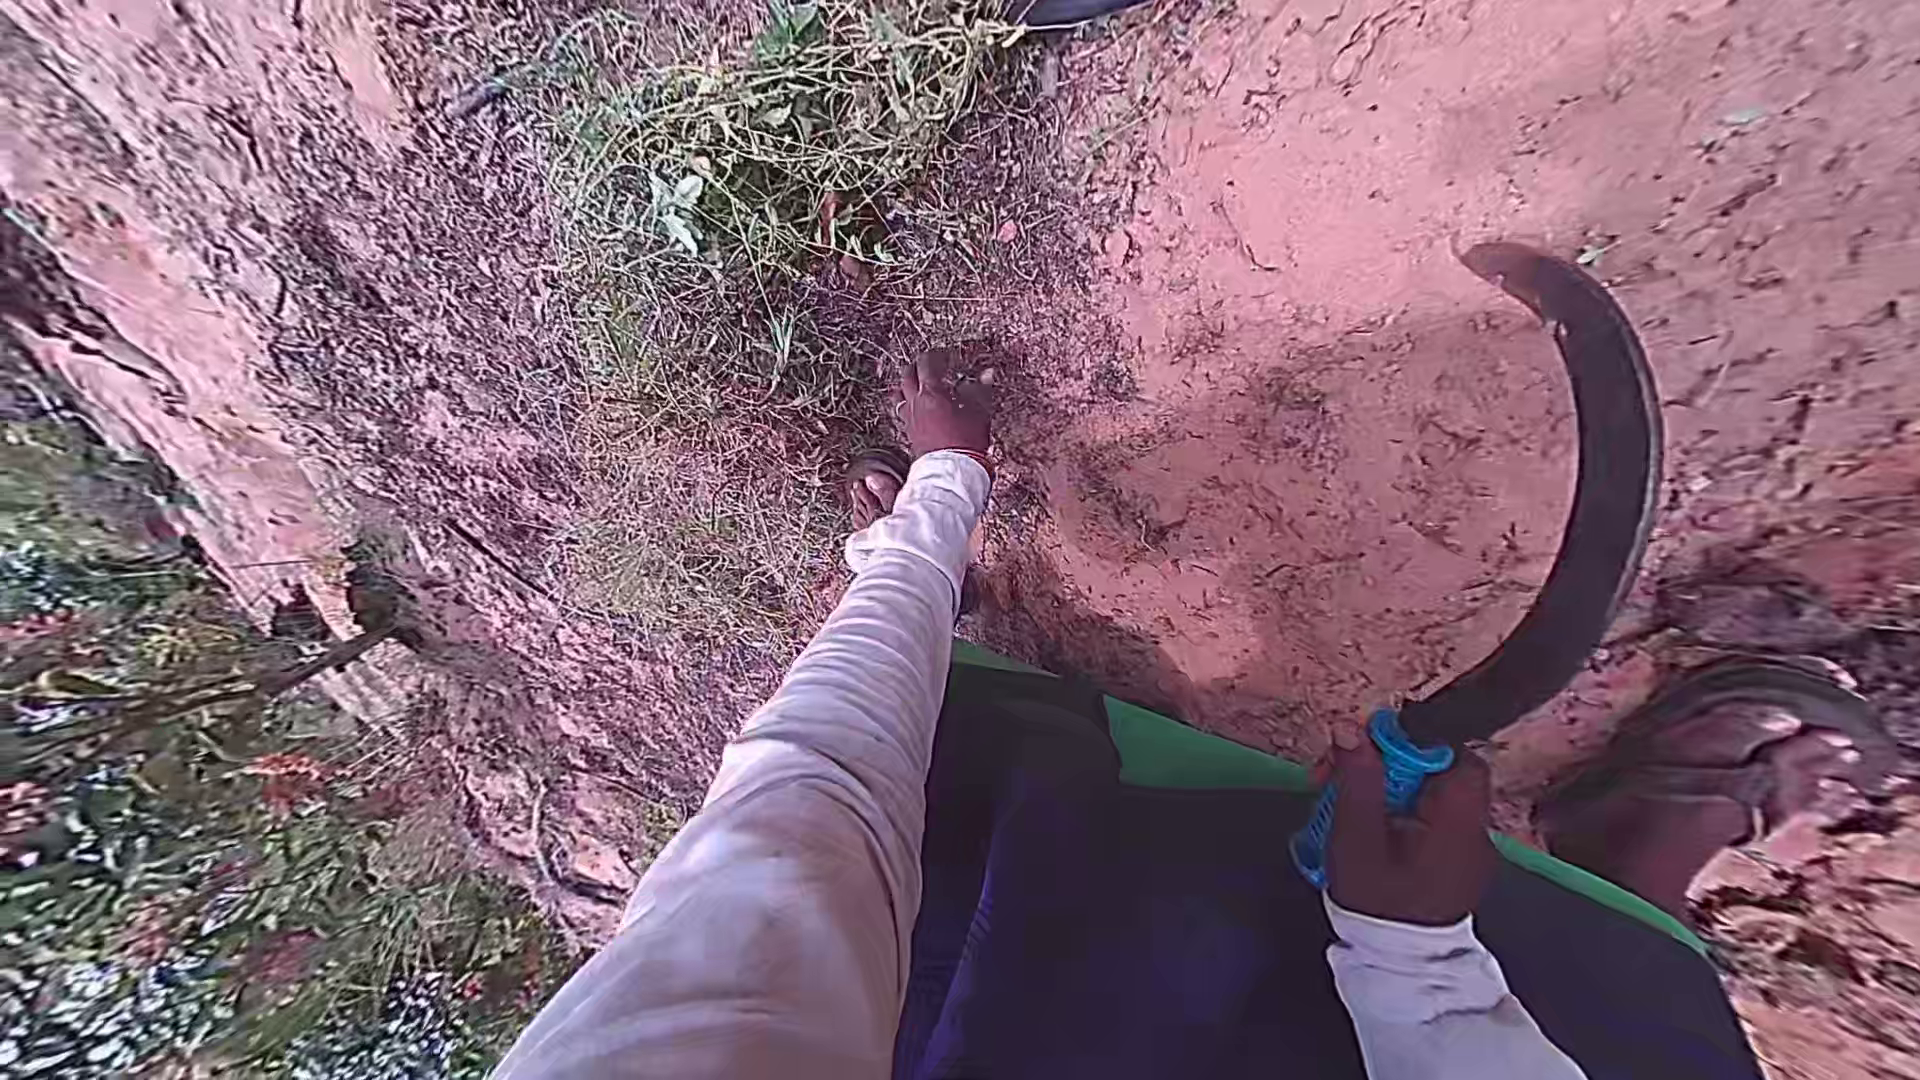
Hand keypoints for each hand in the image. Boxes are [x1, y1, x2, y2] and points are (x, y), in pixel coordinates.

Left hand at [899, 347, 990, 457]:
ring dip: (908, 384)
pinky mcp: (908, 431)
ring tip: (919, 384)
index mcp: (931, 391)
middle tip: (931, 366)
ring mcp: (909, 417)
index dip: (937, 356)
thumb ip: (981, 389)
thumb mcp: (979, 410)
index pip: (928, 363)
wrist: (952, 469)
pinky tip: (917, 406)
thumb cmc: (965, 440)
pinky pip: (902, 410)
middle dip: (919, 366)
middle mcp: (915, 401)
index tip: (946, 356)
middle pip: (908, 374)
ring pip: (900, 391)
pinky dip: (908, 402)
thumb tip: (987, 374)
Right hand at [1325, 724, 1496, 925]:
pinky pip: (1420, 809)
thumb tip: (1349, 726)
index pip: (1458, 757)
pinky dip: (1387, 801)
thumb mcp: (1356, 834)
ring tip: (1333, 792)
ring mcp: (1462, 844)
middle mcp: (1472, 830)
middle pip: (1433, 769)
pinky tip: (1356, 814)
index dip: (1415, 739)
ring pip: (1422, 788)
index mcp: (1458, 822)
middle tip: (1332, 770)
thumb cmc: (1378, 896)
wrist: (1397, 962)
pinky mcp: (1447, 853)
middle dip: (1378, 759)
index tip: (1368, 743)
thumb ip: (1358, 778)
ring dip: (1376, 779)